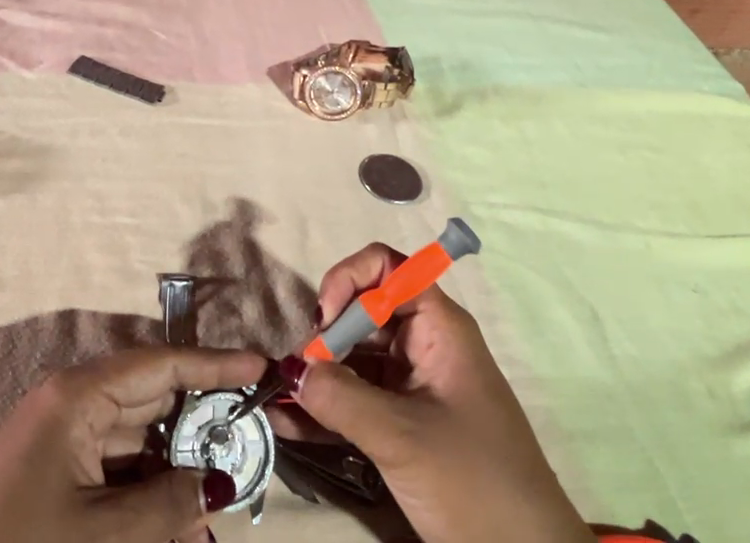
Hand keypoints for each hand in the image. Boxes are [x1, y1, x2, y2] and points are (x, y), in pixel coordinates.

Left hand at [0, 346, 266, 542]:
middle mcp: (71, 404)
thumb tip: (218, 484)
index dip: (214, 365)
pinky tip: (179, 516)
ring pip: (139, 439)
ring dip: (177, 466)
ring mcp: (61, 439)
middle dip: (202, 424)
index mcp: (78, 396)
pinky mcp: (54, 473)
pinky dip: (149, 488)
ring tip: (221, 492)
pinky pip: (116, 469)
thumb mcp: (103, 533)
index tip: (262, 368)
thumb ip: (168, 504)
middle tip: (253, 440)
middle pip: (153, 399)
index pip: (160, 364)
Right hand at [282, 243, 594, 542]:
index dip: (350, 280)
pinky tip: (286, 421)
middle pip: (362, 312)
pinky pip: (354, 398)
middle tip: (295, 375)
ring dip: (315, 375)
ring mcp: (411, 384)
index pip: (388, 269)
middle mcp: (423, 345)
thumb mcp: (403, 437)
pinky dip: (322, 406)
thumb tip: (292, 372)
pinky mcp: (400, 421)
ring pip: (353, 358)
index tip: (323, 320)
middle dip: (324, 335)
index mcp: (439, 328)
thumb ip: (342, 398)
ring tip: (275, 398)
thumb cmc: (474, 481)